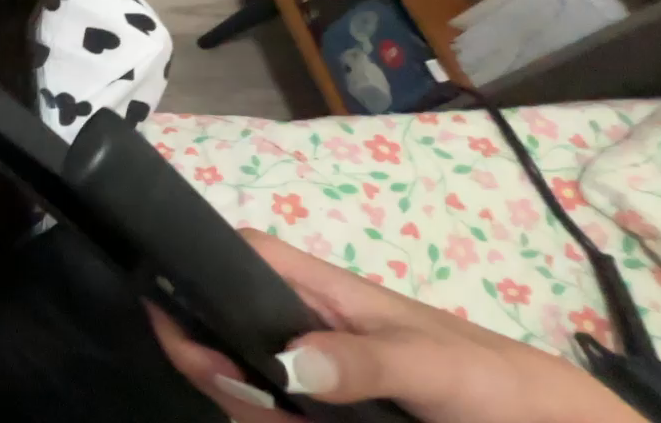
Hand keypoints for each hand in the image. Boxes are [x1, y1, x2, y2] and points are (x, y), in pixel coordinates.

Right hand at [149, 230, 644, 422]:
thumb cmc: (494, 379)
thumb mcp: (435, 365)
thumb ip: (363, 360)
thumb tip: (285, 362)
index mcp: (315, 291)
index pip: (237, 254)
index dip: (194, 264)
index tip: (166, 301)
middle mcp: (296, 326)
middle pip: (217, 321)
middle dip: (203, 354)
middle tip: (231, 392)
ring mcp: (304, 373)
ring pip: (234, 373)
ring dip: (235, 399)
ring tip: (275, 421)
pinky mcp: (317, 414)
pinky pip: (266, 413)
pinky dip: (261, 420)